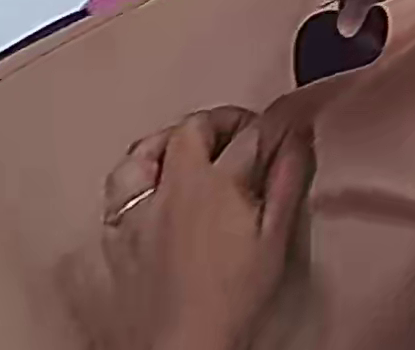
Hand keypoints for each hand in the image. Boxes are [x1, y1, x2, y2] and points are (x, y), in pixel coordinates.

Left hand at [101, 107, 313, 349]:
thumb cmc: (236, 294)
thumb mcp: (276, 235)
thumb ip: (288, 178)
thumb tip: (299, 134)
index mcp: (213, 183)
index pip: (247, 134)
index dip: (269, 124)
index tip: (285, 129)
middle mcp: (170, 190)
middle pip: (190, 128)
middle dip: (220, 121)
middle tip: (241, 133)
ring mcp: (136, 216)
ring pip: (141, 154)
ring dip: (168, 143)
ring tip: (189, 150)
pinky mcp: (115, 243)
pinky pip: (118, 193)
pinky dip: (139, 179)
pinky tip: (156, 191)